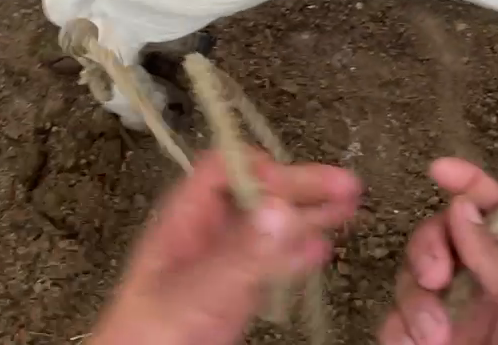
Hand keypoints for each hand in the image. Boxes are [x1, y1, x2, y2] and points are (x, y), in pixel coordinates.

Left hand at [91, 149, 363, 344]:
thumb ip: (238, 252)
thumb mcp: (196, 290)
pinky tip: (320, 250)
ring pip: (268, 226)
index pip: (224, 168)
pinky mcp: (231, 294)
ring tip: (348, 207)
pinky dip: (296, 253)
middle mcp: (204, 231)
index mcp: (184, 215)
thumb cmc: (148, 335)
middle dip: (300, 186)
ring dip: (307, 215)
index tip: (294, 188)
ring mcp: (219, 262)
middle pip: (256, 193)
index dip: (262, 170)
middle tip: (345, 185)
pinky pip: (269, 263)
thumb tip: (281, 206)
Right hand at [380, 158, 497, 344]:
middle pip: (446, 234)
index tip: (438, 170)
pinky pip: (395, 320)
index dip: (472, 184)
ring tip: (433, 338)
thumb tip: (464, 207)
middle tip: (433, 276)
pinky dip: (398, 329)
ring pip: (414, 274)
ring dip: (415, 298)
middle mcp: (490, 292)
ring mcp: (455, 322)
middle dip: (431, 245)